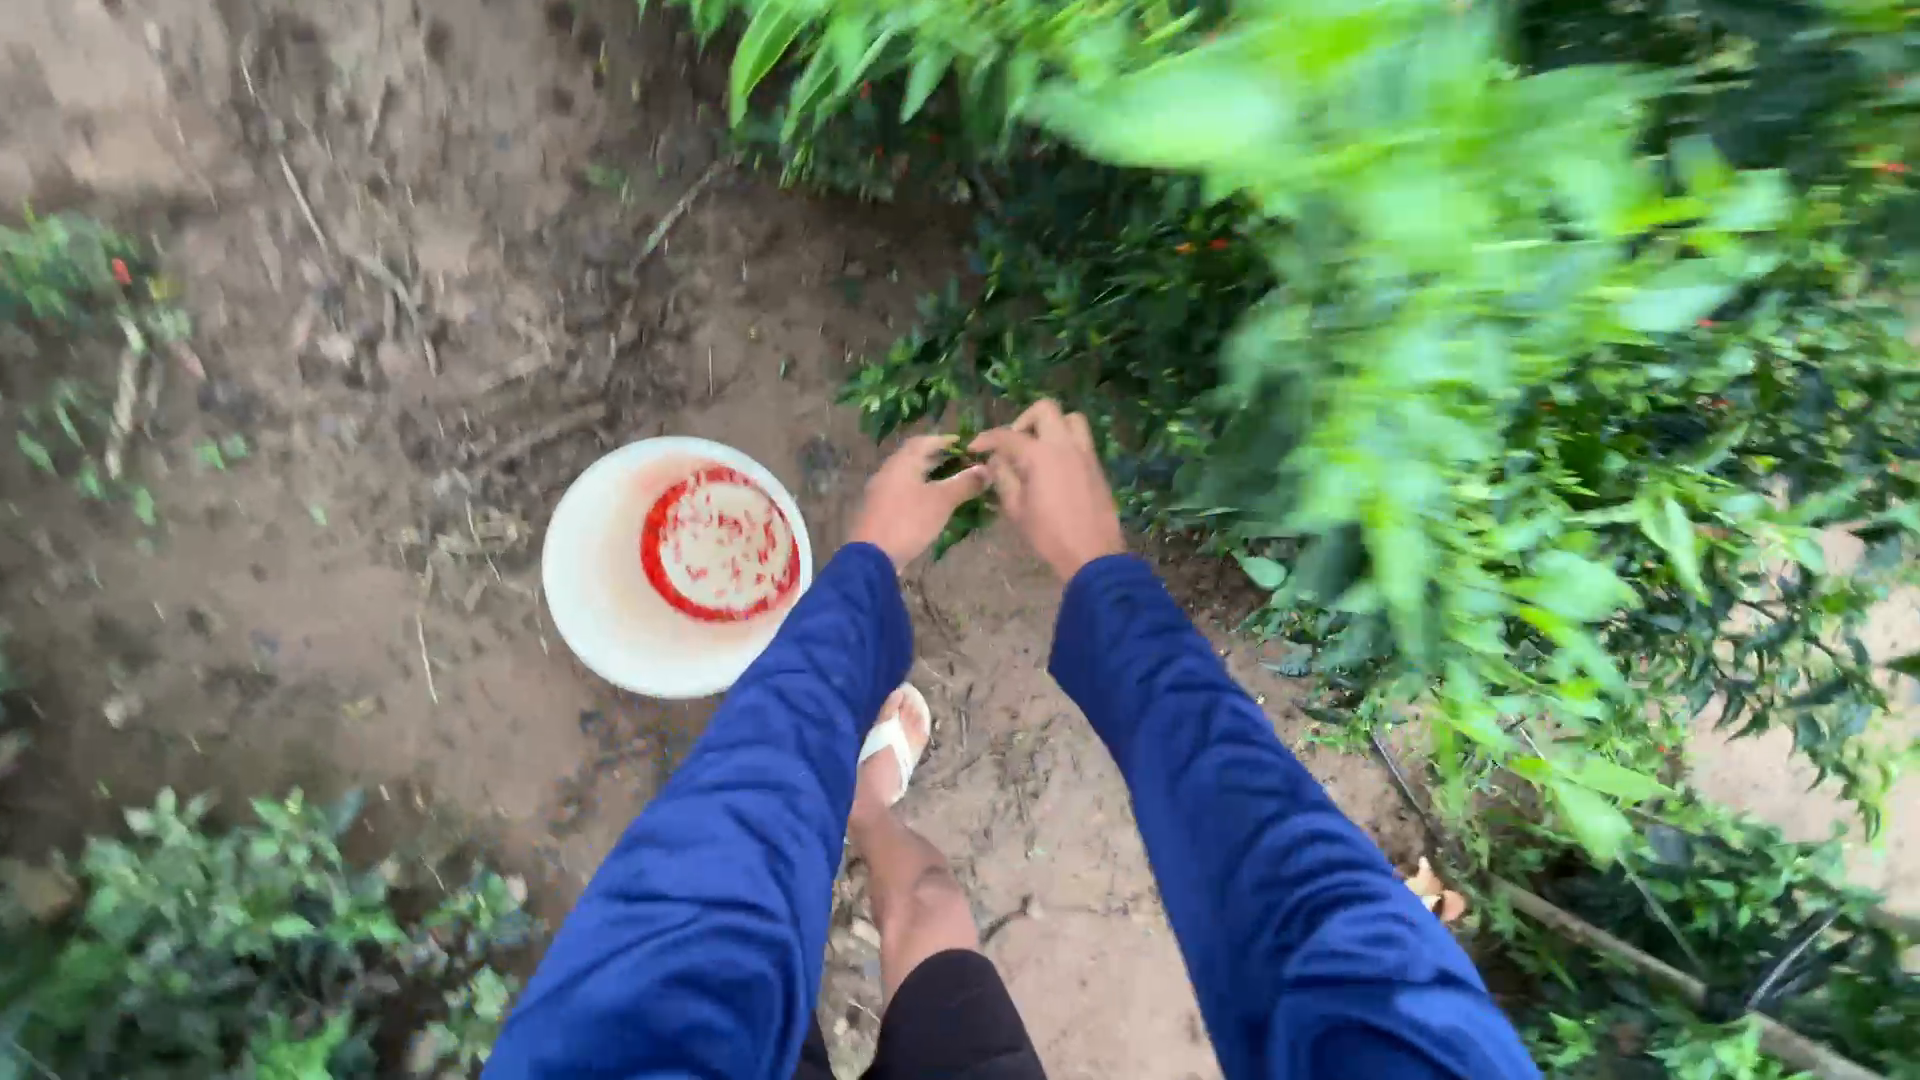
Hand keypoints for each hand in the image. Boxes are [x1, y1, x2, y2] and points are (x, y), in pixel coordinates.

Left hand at [848, 435, 988, 567]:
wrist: (872, 556)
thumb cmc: (908, 521)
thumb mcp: (942, 501)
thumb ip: (964, 483)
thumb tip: (987, 469)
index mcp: (902, 463)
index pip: (924, 441)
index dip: (944, 440)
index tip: (963, 444)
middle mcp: (888, 472)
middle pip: (914, 458)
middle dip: (938, 458)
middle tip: (961, 464)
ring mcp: (880, 492)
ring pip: (908, 476)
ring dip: (928, 476)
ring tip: (950, 483)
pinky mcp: (878, 510)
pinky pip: (902, 492)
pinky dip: (919, 492)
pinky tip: (930, 504)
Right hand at [971, 400, 1124, 580]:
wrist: (1092, 553)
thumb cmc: (1049, 535)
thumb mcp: (1016, 509)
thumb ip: (1003, 478)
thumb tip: (996, 460)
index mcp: (1040, 455)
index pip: (1007, 436)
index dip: (987, 439)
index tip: (975, 447)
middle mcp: (1064, 445)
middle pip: (1045, 410)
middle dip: (1023, 420)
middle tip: (1014, 444)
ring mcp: (1085, 453)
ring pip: (1070, 419)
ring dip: (1052, 425)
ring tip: (1039, 448)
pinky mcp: (1096, 465)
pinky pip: (1081, 439)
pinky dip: (1065, 441)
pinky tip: (1055, 465)